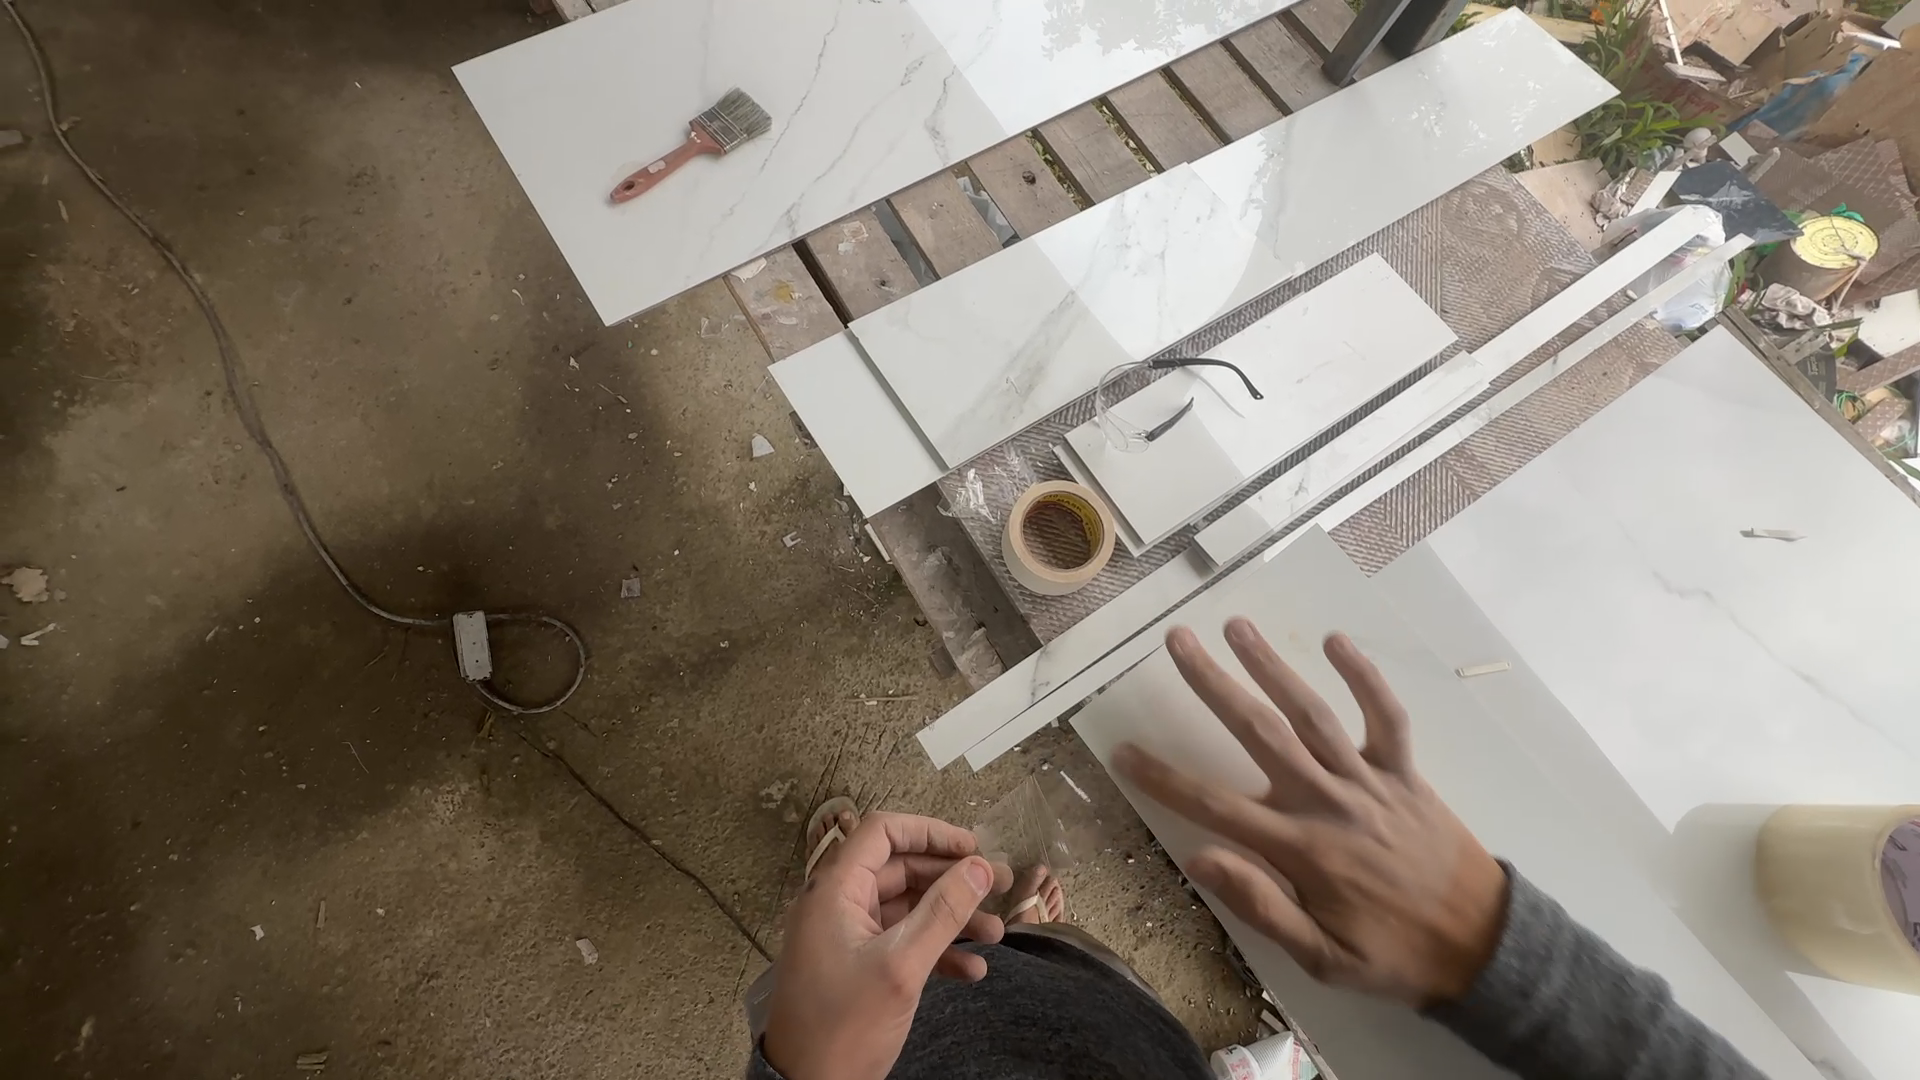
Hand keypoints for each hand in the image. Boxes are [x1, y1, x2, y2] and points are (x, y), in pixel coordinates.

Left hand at [762, 812, 1006, 1079]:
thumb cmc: (843, 1027)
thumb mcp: (901, 965)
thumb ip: (943, 911)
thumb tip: (980, 866)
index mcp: (835, 888)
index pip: (883, 832)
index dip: (930, 832)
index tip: (972, 846)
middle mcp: (839, 902)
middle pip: (901, 868)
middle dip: (952, 876)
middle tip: (1000, 883)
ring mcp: (848, 934)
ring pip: (907, 906)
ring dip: (952, 916)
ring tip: (998, 931)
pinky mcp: (858, 964)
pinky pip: (902, 940)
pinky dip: (936, 949)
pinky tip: (972, 969)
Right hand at [1113, 619, 1508, 1007]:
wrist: (1488, 951)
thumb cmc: (1392, 953)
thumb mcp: (1324, 959)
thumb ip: (1262, 908)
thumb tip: (1199, 858)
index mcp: (1300, 849)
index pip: (1215, 806)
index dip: (1163, 779)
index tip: (1123, 750)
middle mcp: (1327, 802)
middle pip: (1259, 732)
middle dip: (1213, 684)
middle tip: (1178, 640)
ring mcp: (1367, 781)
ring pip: (1311, 714)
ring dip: (1271, 666)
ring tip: (1236, 626)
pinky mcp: (1403, 771)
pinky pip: (1386, 717)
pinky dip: (1365, 678)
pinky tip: (1336, 640)